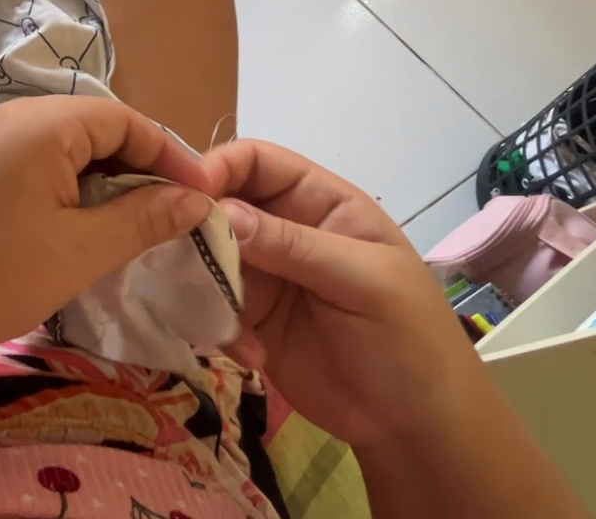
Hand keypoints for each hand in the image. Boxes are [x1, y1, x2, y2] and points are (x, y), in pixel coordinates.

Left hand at [0, 95, 216, 362]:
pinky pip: (48, 158)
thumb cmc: (1, 275)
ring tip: (146, 218)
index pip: (122, 118)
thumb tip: (196, 200)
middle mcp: (17, 116)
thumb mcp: (83, 248)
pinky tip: (99, 217)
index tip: (203, 196)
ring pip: (74, 143)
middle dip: (142, 164)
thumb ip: (144, 216)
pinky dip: (80, 182)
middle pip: (98, 125)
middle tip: (178, 210)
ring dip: (113, 175)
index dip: (168, 153)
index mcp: (40, 124)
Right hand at [202, 139, 481, 448]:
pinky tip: (248, 353)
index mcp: (318, 201)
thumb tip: (221, 209)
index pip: (256, 161)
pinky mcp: (246, 315)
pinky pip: (207, 300)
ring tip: (210, 307)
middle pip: (219, 200)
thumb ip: (294, 244)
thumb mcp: (365, 283)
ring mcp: (261, 272)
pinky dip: (213, 321)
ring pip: (204, 251)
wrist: (418, 434)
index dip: (220, 165)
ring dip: (198, 275)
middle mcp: (281, 228)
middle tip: (176, 248)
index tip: (187, 191)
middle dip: (195, 220)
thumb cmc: (411, 342)